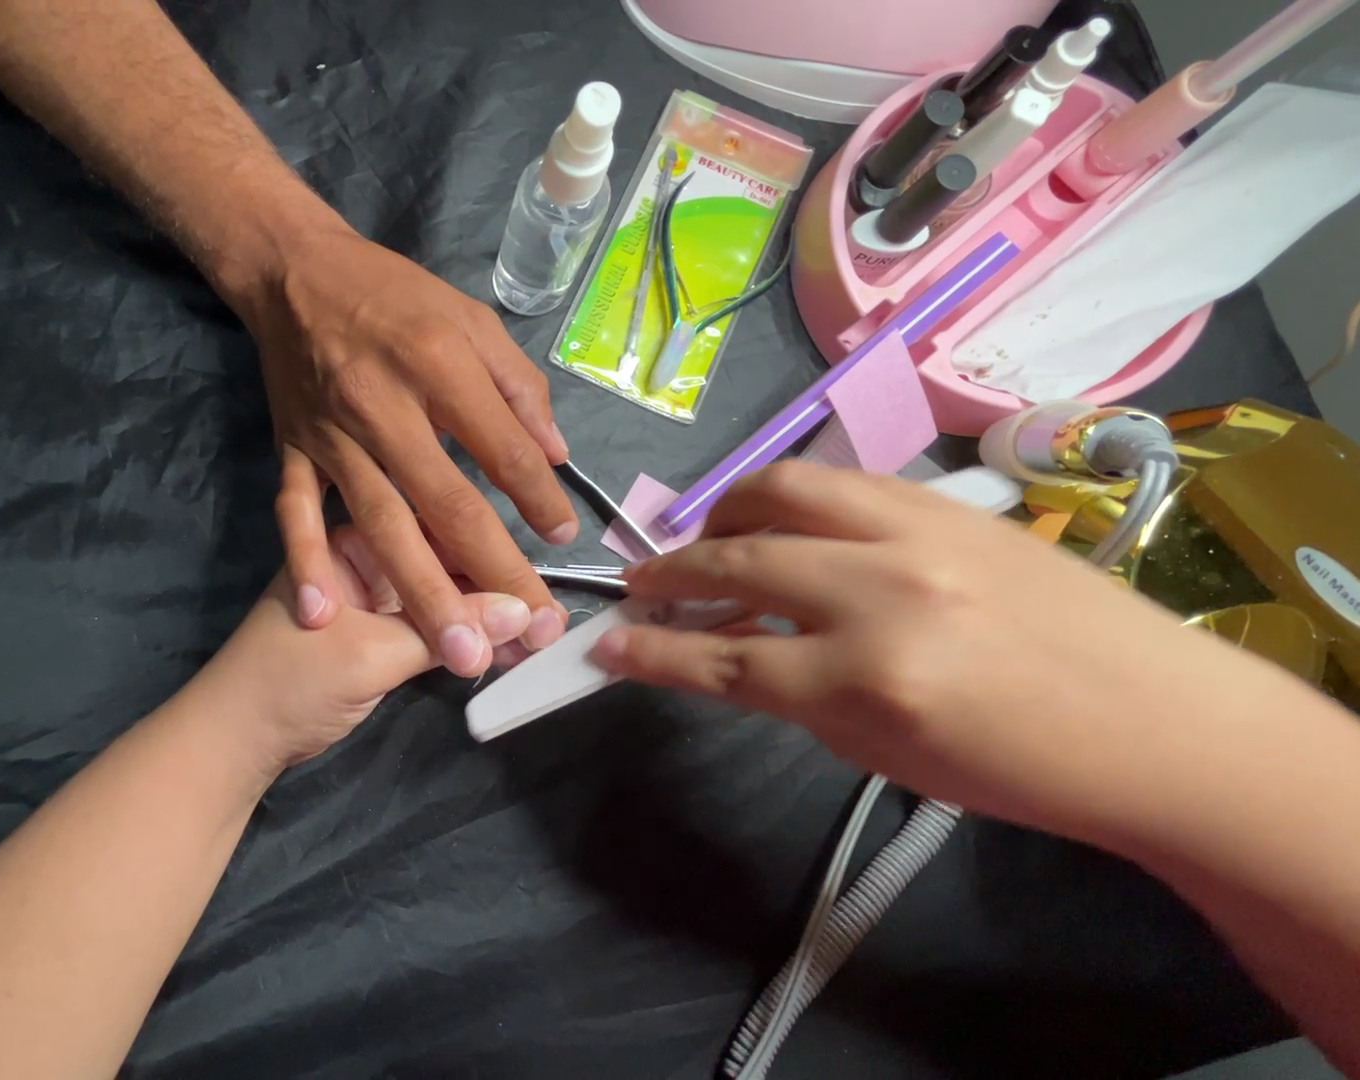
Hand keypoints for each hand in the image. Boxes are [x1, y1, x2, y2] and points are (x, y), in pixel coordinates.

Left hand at [192, 527, 531, 776]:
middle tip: (550, 626)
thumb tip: (523, 615)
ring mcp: (373, 601)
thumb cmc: (287, 680)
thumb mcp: (367, 654)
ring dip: (484, 621)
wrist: (233, 740)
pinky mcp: (378, 638)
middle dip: (495, 595)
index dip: (490, 562)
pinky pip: (431, 630)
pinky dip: (462, 641)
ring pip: (442, 600)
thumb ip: (443, 633)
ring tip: (537, 643)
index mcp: (354, 541)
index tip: (541, 594)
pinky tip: (501, 651)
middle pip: (444, 568)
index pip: (434, 535)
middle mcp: (367, 561)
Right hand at [228, 224, 577, 677]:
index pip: (503, 449)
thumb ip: (518, 385)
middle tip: (527, 637)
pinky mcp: (294, 453)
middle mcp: (386, 409)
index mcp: (438, 365)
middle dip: (492, 575)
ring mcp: (334, 438)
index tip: (561, 539)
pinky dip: (306, 564)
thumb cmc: (393, 294)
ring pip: (382, 526)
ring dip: (422, 593)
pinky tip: (322, 616)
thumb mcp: (470, 316)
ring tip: (458, 653)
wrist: (295, 274)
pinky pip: (298, 514)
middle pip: (447, 506)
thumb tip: (555, 454)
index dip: (538, 499)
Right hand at [588, 463, 1314, 838]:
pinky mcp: (951, 502)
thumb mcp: (874, 745)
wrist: (1164, 727)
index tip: (606, 645)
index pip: (722, 660)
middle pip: (739, 560)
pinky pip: (840, 481)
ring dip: (724, 511)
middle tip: (643, 584)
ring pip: (783, 488)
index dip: (653, 654)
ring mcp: (923, 532)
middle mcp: (886, 590)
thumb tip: (709, 644)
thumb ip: (780, 687)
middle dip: (672, 572)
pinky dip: (789, 499)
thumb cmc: (1015, 766)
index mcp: (869, 680)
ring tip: (709, 537)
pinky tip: (780, 522)